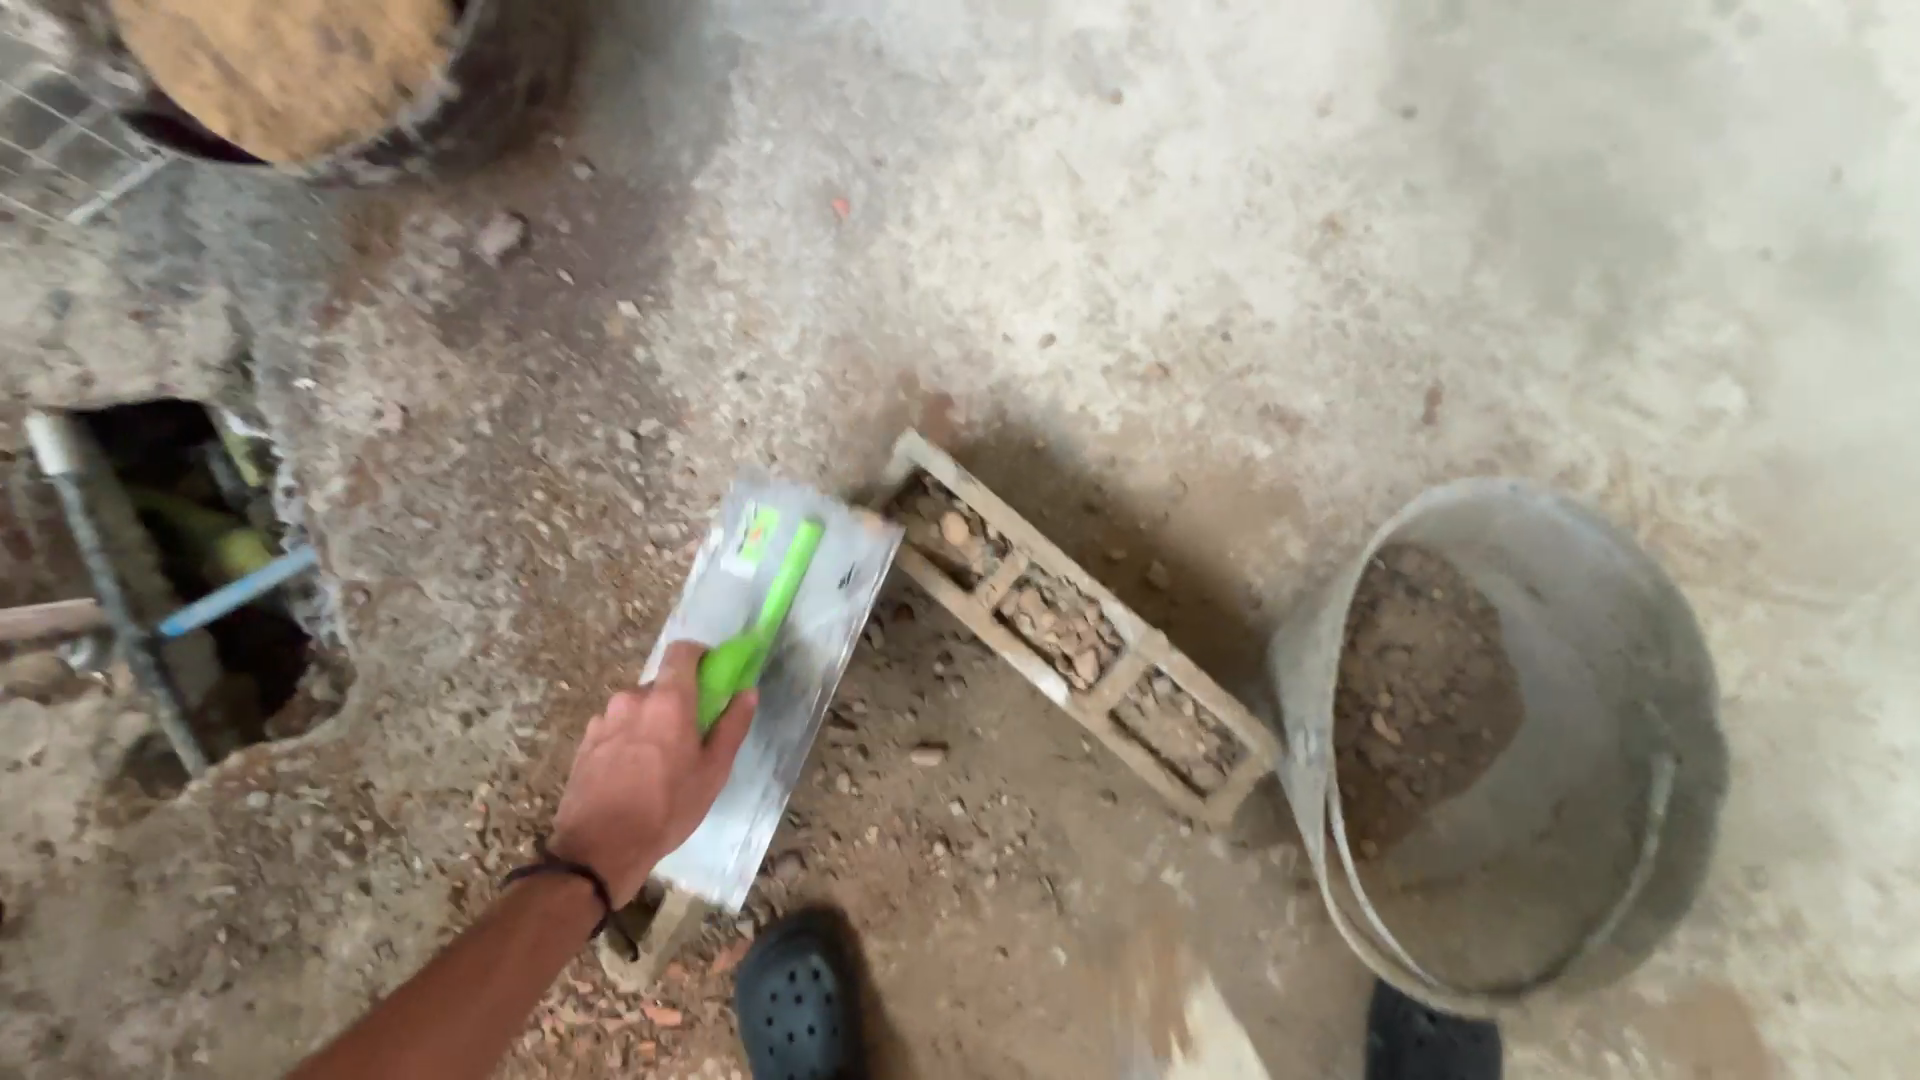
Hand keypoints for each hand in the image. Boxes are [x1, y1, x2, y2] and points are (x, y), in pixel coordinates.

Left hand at [547, 642, 755, 906]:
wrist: (599, 849)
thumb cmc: (667, 808)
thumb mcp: (713, 771)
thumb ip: (732, 725)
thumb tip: (747, 692)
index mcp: (668, 700)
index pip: (682, 651)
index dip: (699, 656)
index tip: (711, 675)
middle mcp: (632, 699)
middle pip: (661, 685)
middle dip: (676, 702)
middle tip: (688, 738)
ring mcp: (603, 720)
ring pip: (637, 708)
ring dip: (650, 723)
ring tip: (658, 764)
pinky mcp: (585, 742)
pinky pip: (615, 728)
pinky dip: (628, 740)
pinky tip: (632, 775)